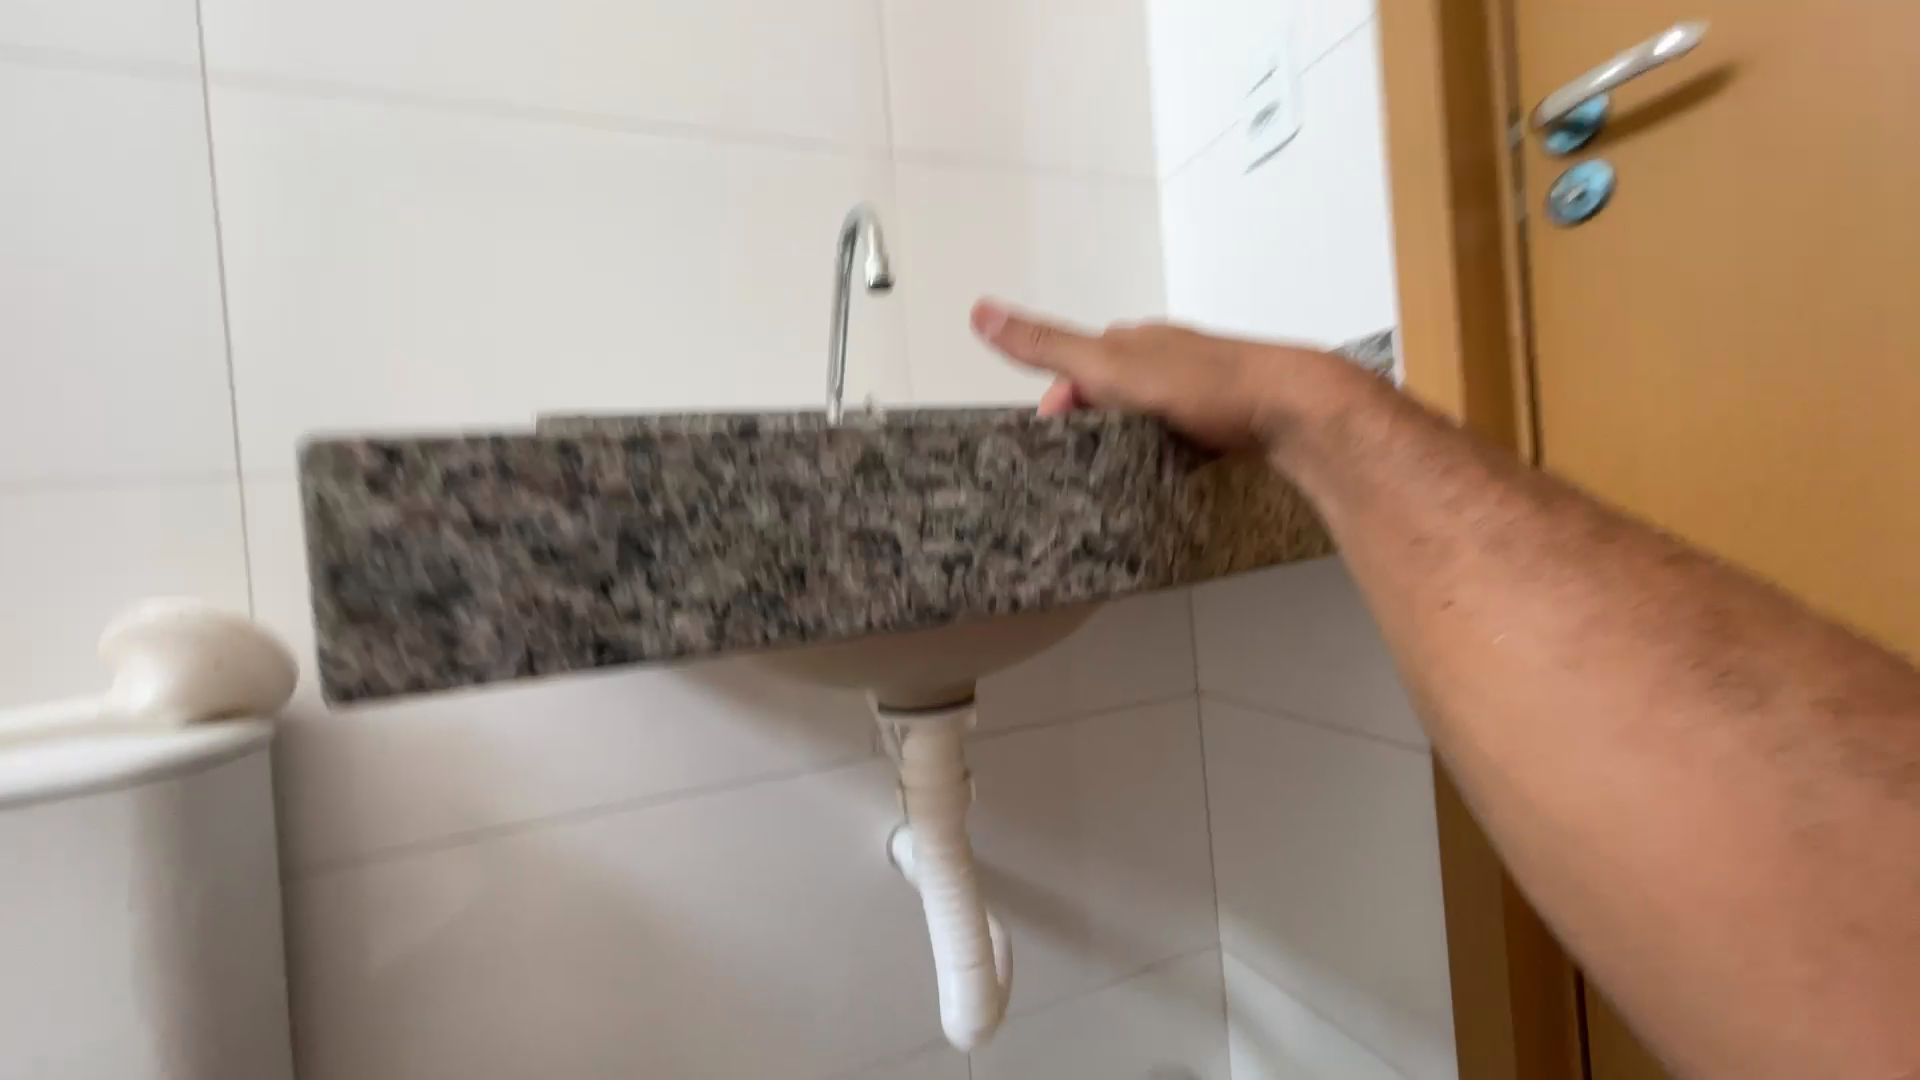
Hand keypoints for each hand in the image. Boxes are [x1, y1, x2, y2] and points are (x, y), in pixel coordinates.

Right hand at [969, 299, 1343, 453]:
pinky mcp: (1220, 411)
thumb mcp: (1107, 366)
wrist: (1287, 406)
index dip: (1058, 400)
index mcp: (1131, 340)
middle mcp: (1162, 355)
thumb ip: (1046, 345)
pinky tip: (1164, 462)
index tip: (1054, 437)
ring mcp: (1194, 383)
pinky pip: (1176, 426)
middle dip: (1090, 419)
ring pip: (1142, 407)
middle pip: (1108, 387)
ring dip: (1125, 432)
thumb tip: (981, 311)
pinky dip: (1160, 443)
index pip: (1075, 364)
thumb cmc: (1197, 383)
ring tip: (1123, 464)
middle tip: (1089, 457)